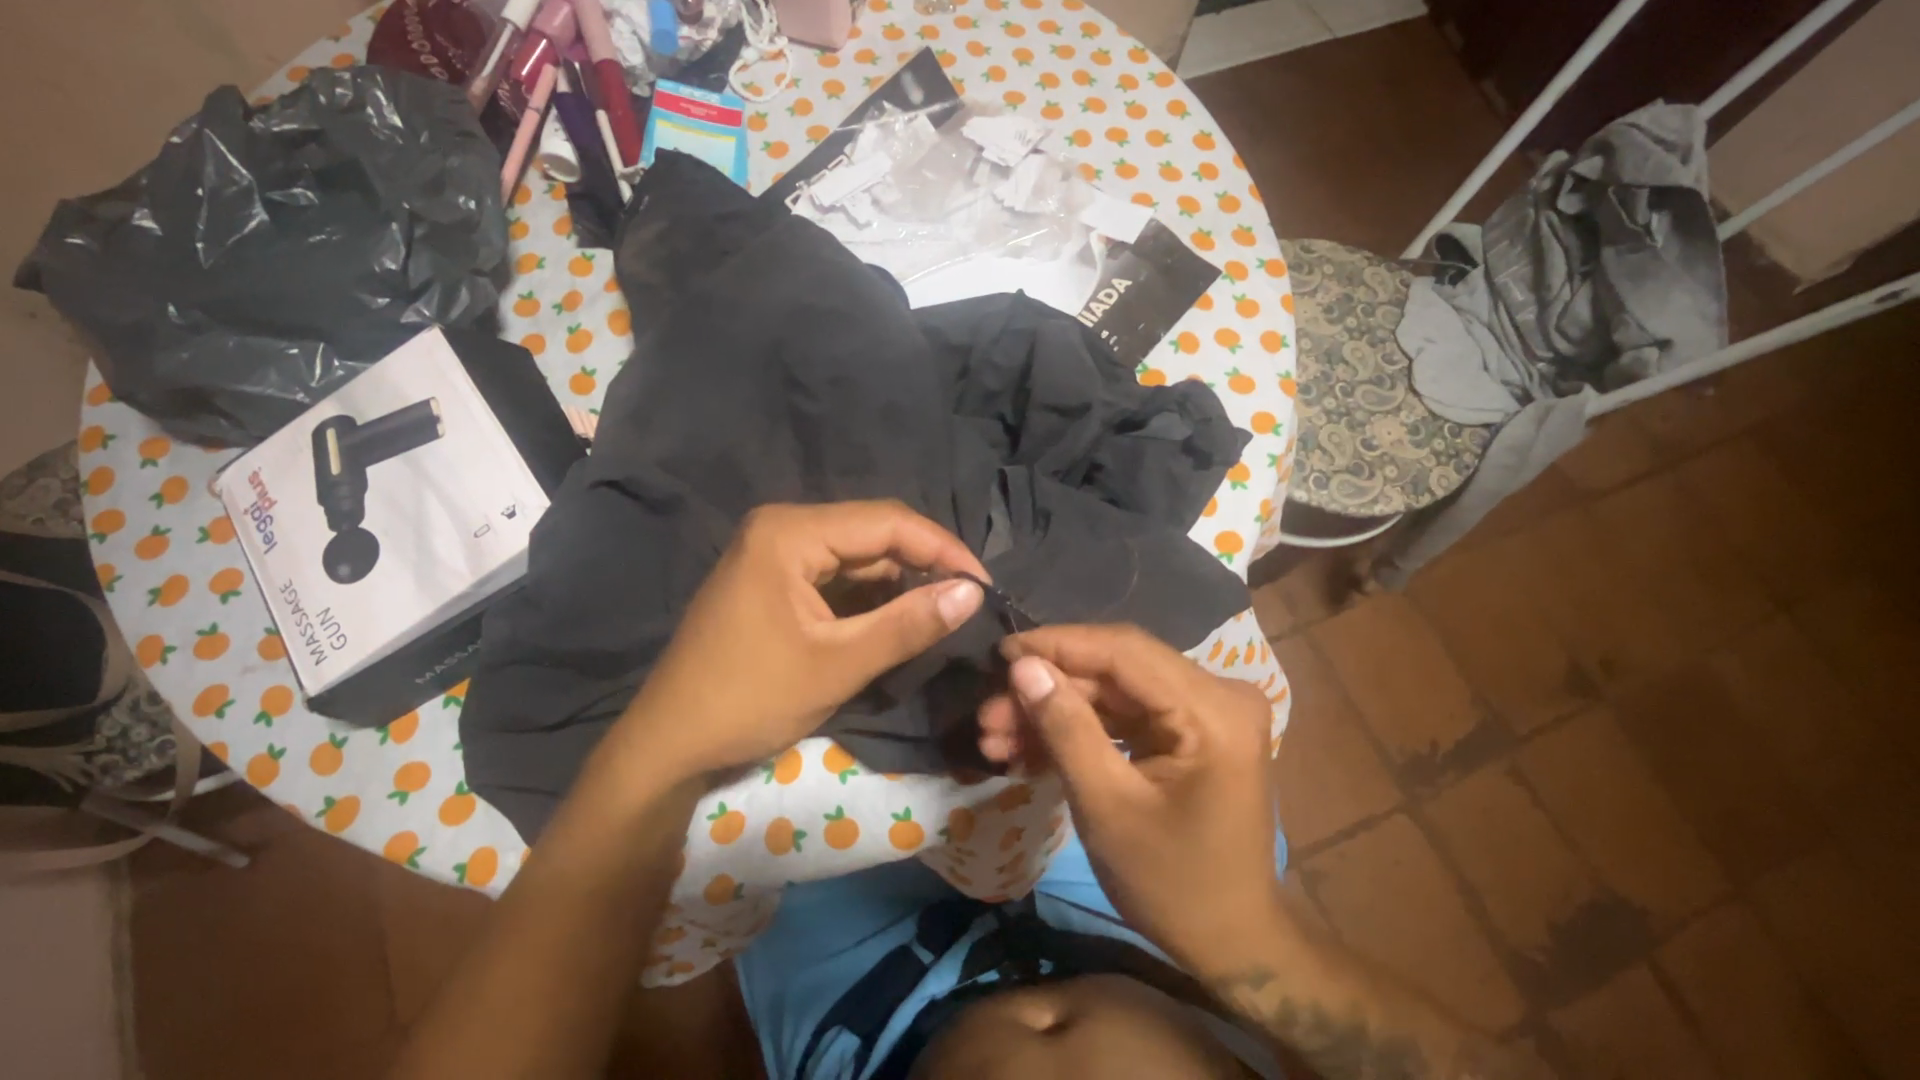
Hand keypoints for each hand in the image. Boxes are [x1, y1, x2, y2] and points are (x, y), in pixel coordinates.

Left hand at [615, 501, 986, 779]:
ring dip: (900, 582)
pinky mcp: (772, 583)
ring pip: (856, 557)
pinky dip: (870, 598)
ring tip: (946, 611)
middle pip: (872, 534)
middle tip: (970, 601)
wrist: (670, 744)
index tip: (985, 586)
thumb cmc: (750, 698)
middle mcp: (782, 529)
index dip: (943, 550)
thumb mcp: (838, 664)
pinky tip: (900, 618)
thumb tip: (973, 593)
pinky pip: (835, 577)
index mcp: (790, 533)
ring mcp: (773, 554)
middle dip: (924, 564)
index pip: (887, 522)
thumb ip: (908, 624)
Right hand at [981, 624, 1280, 972]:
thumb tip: (1023, 666)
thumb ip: (1066, 728)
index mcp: (1214, 710)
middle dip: (1049, 689)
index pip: (1124, 651)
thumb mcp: (1107, 806)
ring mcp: (1209, 713)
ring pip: (1116, 692)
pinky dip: (1082, 729)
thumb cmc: (1171, 882)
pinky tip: (1031, 747)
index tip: (998, 651)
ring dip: (1058, 711)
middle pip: (1118, 670)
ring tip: (996, 738)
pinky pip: (1128, 715)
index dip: (1057, 645)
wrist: (1229, 939)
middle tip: (987, 716)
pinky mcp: (1193, 732)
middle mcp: (1220, 695)